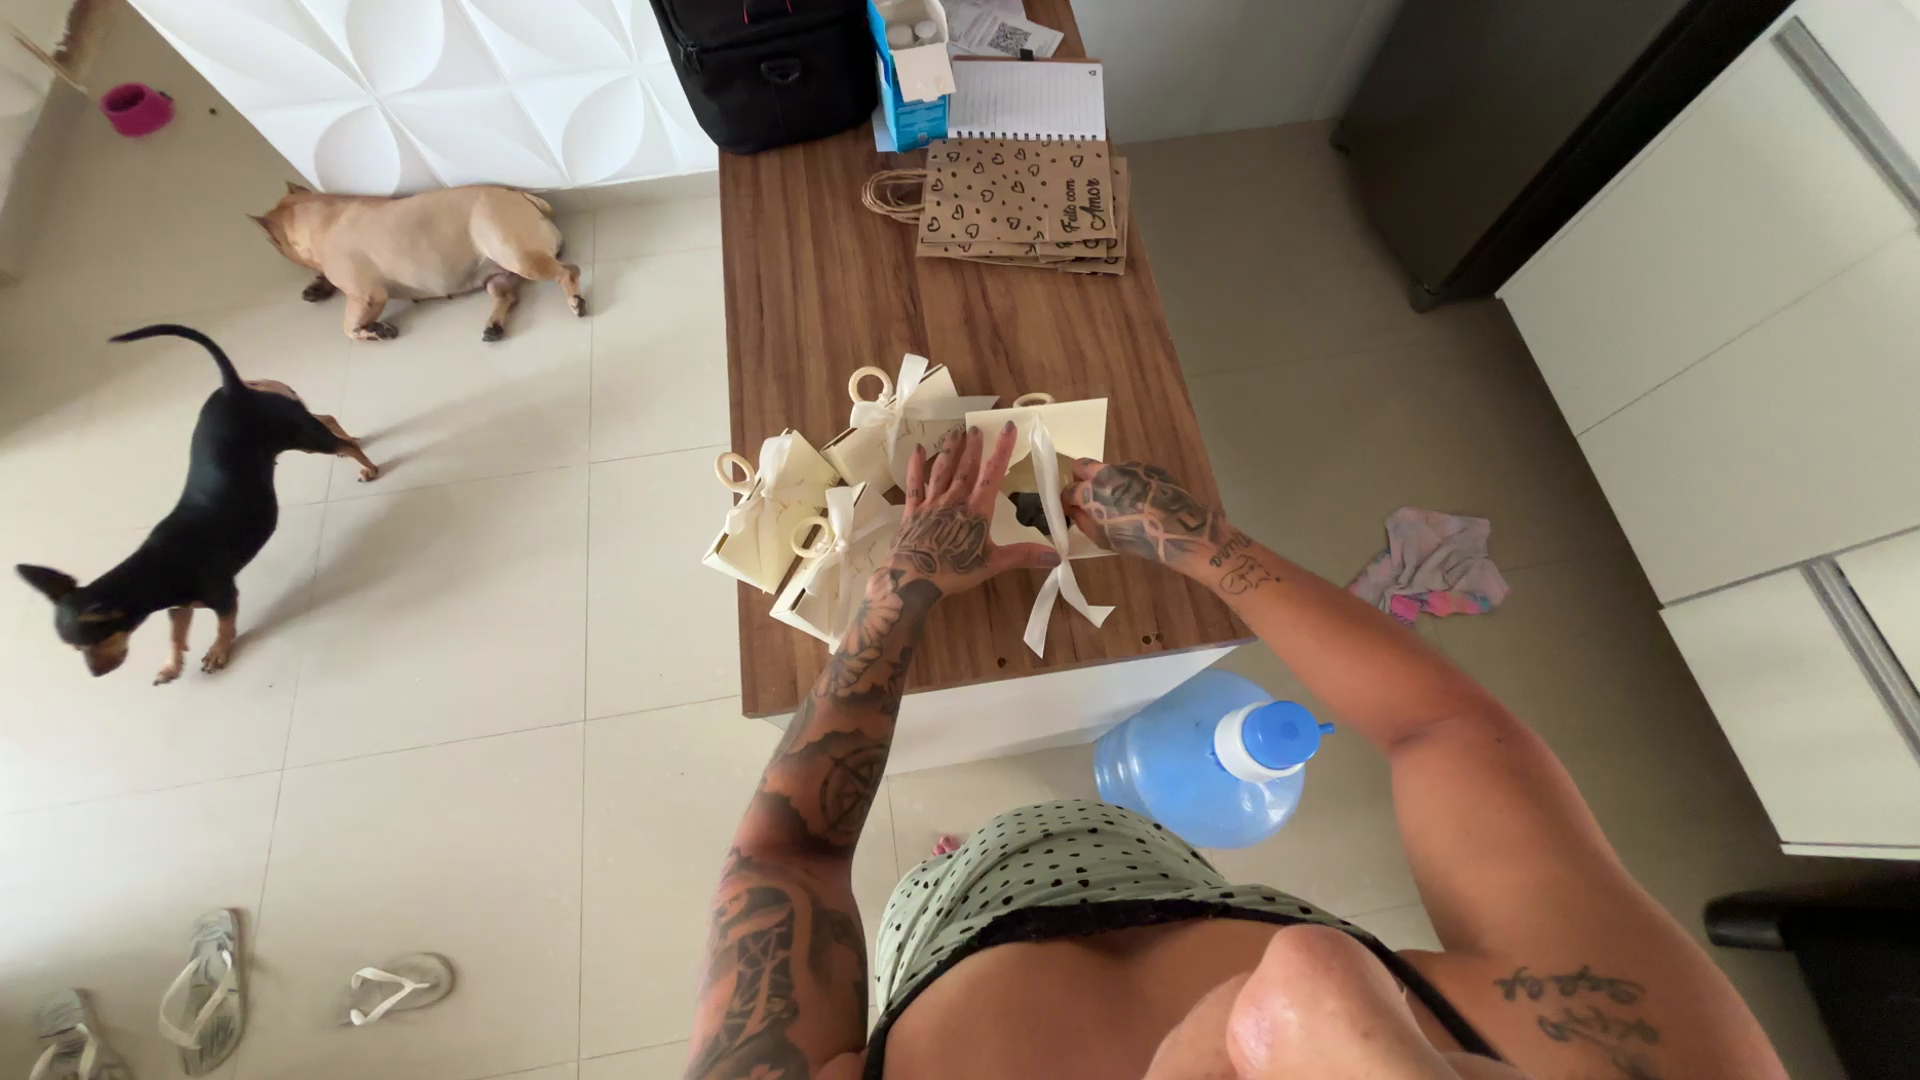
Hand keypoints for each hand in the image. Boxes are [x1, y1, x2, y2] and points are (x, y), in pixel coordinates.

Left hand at [889, 423, 1060, 597]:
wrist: (913, 578)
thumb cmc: (955, 570)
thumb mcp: (993, 563)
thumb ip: (1024, 555)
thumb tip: (1057, 556)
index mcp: (977, 509)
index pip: (993, 473)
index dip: (1002, 449)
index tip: (1008, 427)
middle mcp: (954, 500)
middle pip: (966, 468)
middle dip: (974, 447)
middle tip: (977, 426)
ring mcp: (931, 503)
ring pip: (942, 470)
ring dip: (949, 450)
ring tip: (954, 432)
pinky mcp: (912, 512)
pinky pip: (915, 485)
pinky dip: (915, 467)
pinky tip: (916, 450)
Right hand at [1062, 458, 1231, 575]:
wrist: (1176, 529)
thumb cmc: (1135, 539)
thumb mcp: (1101, 538)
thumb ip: (1082, 521)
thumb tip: (1075, 511)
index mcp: (1090, 492)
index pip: (1067, 490)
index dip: (1068, 501)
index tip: (1072, 508)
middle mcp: (1105, 473)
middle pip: (1081, 466)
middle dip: (1080, 479)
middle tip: (1089, 496)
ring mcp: (1127, 467)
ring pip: (1107, 469)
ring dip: (1106, 482)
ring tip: (1121, 501)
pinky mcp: (1147, 467)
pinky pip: (1130, 473)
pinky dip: (1128, 483)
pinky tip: (1140, 499)